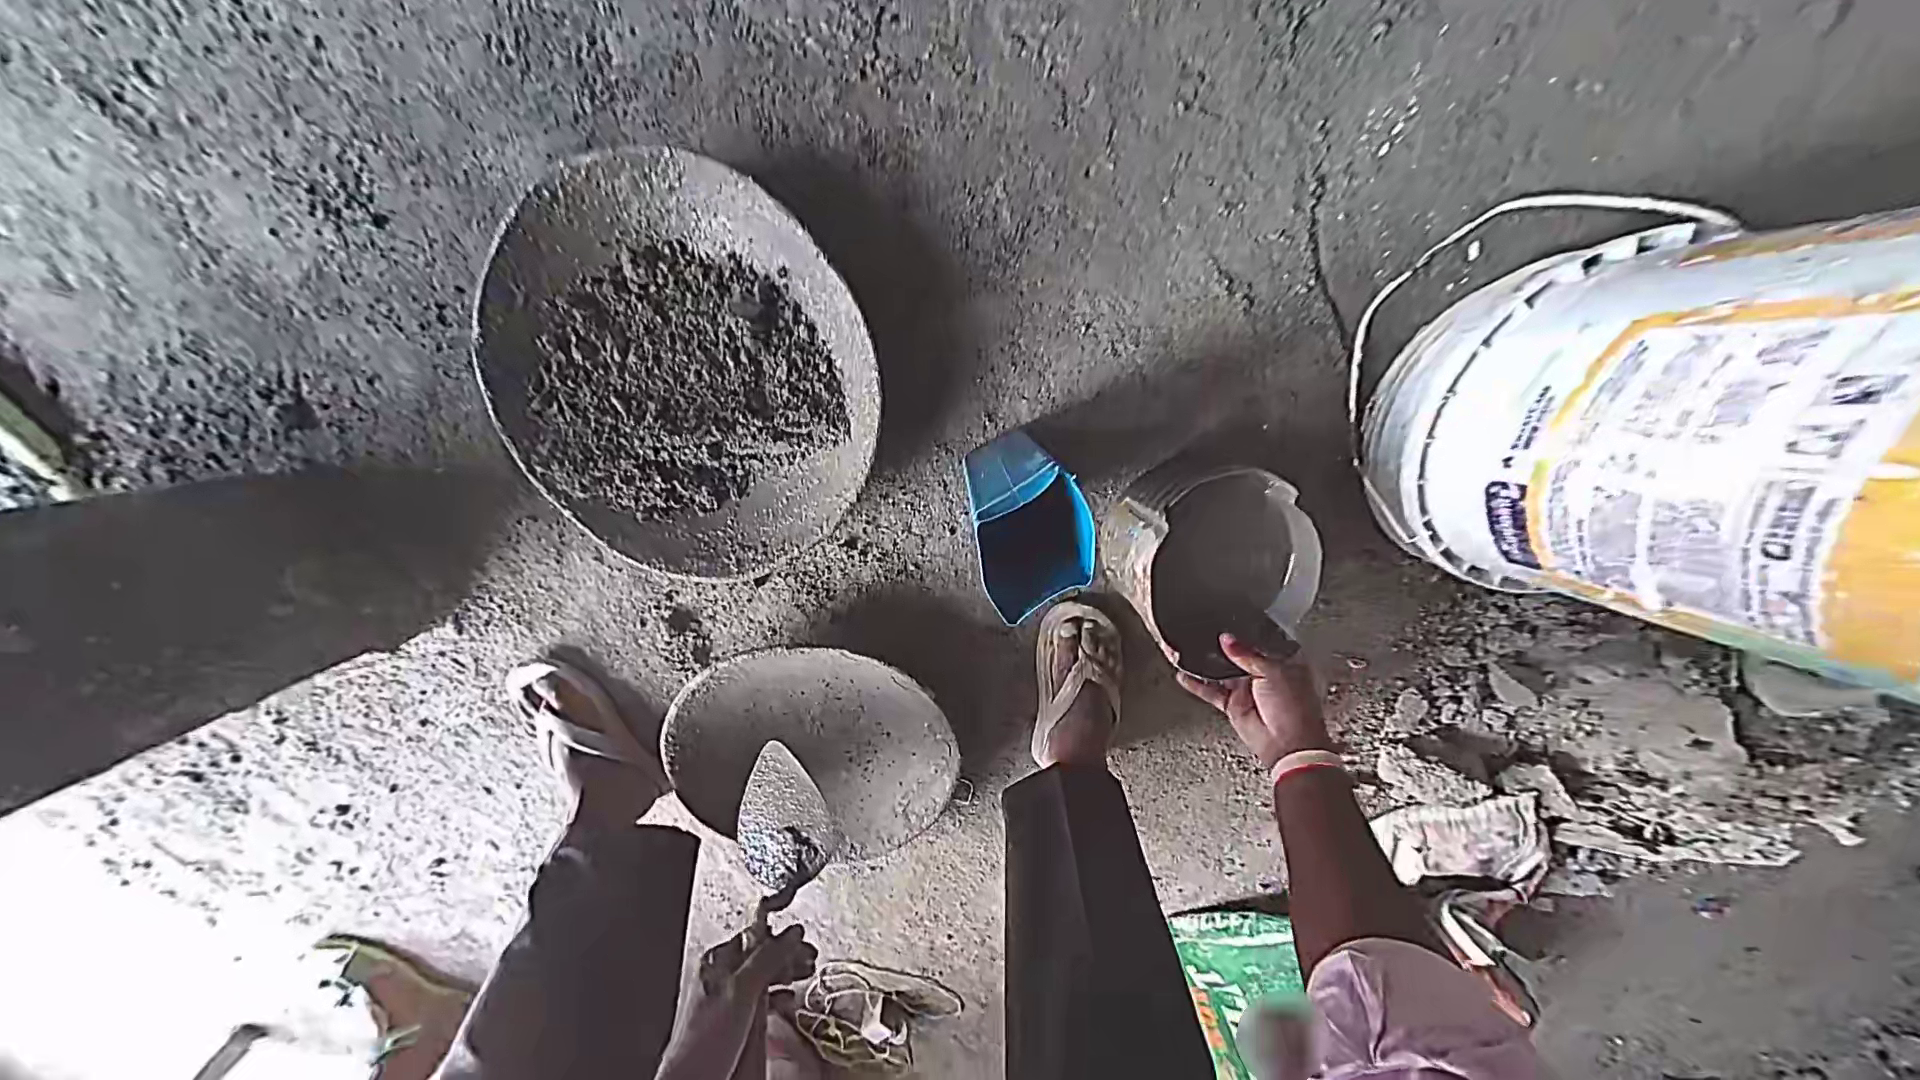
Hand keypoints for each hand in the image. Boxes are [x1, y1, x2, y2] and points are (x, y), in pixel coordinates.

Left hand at [656, 923, 817, 1079]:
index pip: (754, 936)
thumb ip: (766, 958)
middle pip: (761, 956)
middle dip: (787, 955)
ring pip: (763, 977)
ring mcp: (727, 1001)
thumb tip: (791, 933)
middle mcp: (720, 978)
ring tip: (804, 975)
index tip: (801, 940)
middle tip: (808, 958)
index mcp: (715, 963)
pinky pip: (761, 1000)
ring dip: (786, 974)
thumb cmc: (703, 1044)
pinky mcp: (733, 1023)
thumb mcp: (741, 992)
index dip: (780, 937)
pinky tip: (788, 1002)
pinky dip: (777, 997)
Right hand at [1176, 632, 1329, 767]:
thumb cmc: (1295, 711)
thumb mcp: (1273, 672)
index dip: (1243, 633)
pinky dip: (1196, 684)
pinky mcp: (1233, 704)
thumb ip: (1246, 654)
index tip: (1226, 624)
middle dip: (1220, 648)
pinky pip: (1211, 691)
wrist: (1288, 746)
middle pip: (1235, 657)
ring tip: (1187, 651)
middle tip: (1201, 634)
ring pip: (1220, 672)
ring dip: (1205, 664)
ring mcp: (1246, 690)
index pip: (1258, 642)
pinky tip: (1185, 675)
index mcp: (1281, 663)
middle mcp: (1263, 676)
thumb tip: (1227, 639)